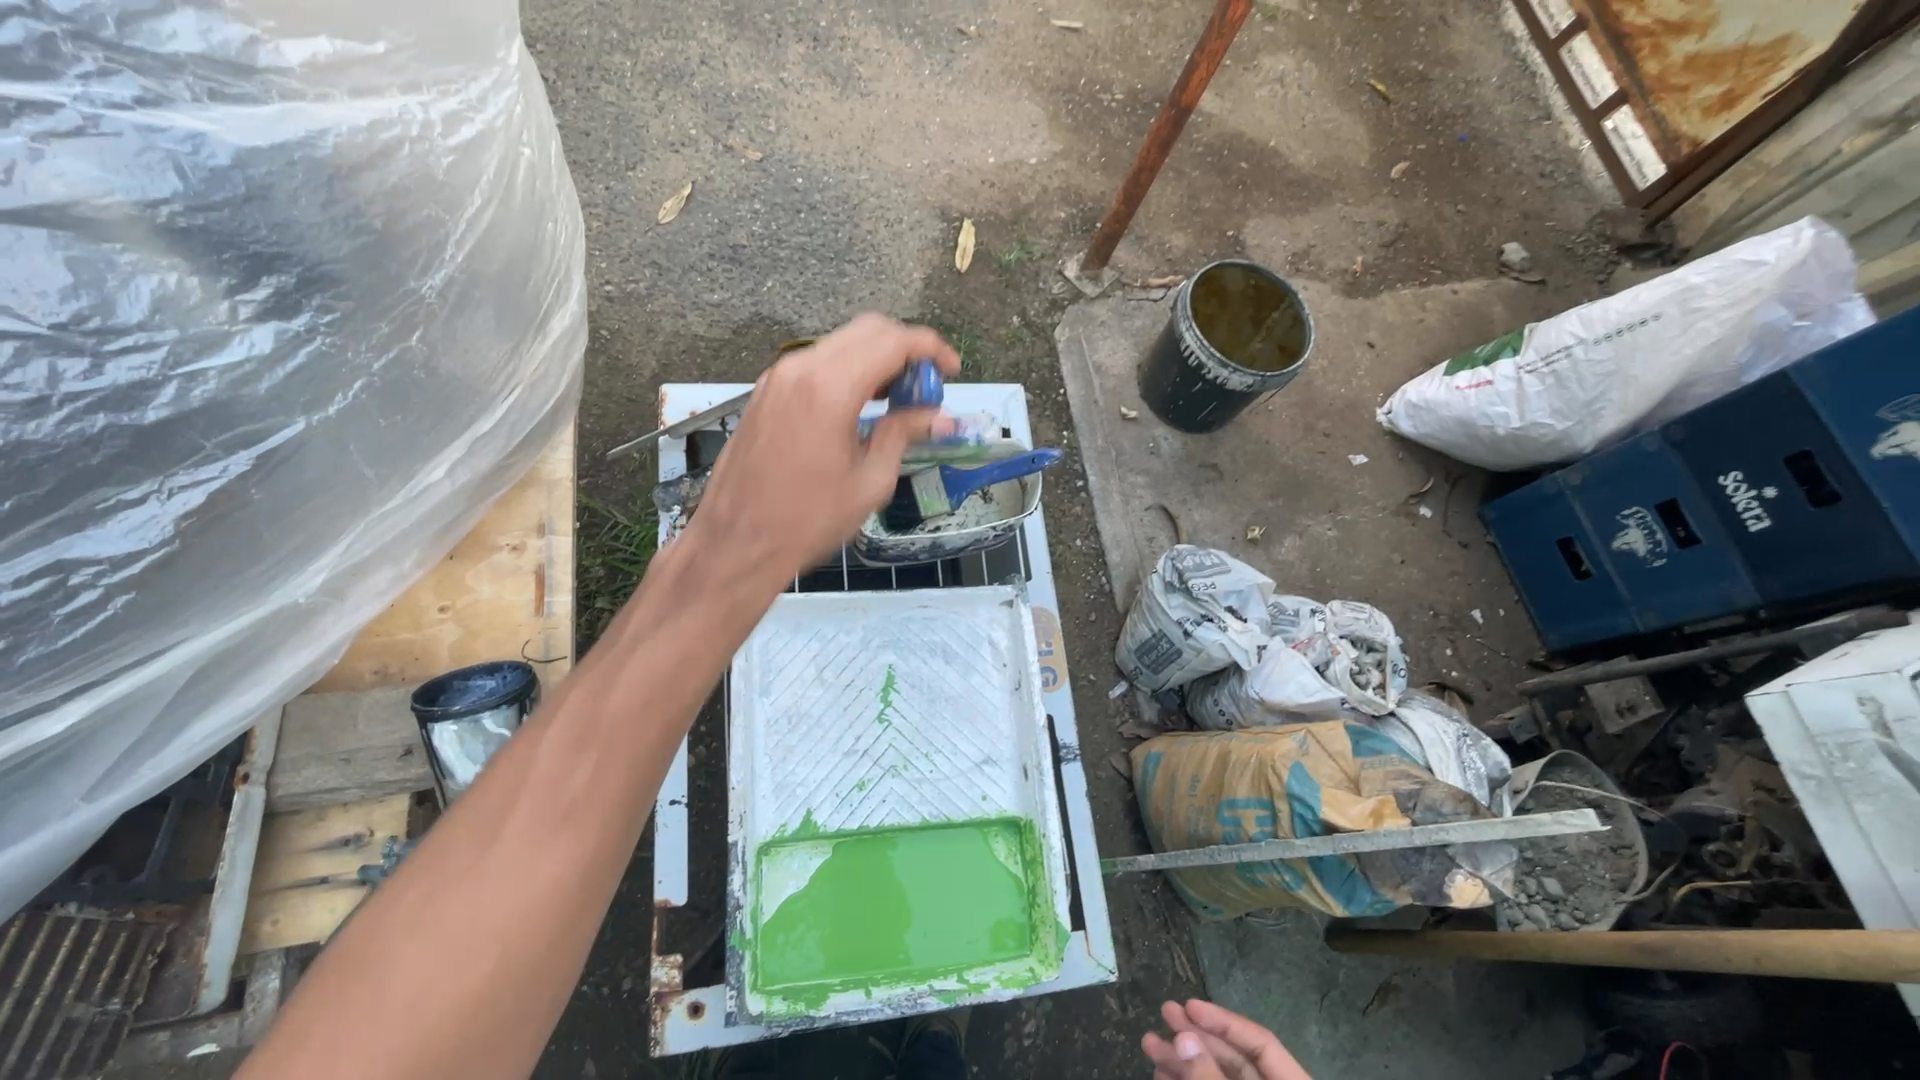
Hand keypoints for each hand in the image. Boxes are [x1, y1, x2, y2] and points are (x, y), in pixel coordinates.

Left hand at [686, 314, 961, 581]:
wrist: (735, 542)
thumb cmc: (808, 521)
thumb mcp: (869, 482)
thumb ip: (903, 436)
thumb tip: (938, 417)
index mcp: (830, 387)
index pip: (893, 341)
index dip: (931, 349)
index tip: (952, 371)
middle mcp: (801, 368)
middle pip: (867, 330)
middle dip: (906, 349)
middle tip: (926, 387)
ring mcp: (777, 378)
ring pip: (840, 344)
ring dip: (876, 360)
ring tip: (899, 400)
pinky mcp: (765, 393)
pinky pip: (816, 364)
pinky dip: (847, 372)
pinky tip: (861, 407)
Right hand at [1140, 1000, 1311, 1079]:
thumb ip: (1211, 1078)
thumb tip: (1184, 1035)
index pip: (1263, 1044)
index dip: (1224, 1022)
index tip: (1188, 1005)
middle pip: (1234, 1060)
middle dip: (1195, 1038)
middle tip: (1163, 1012)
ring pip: (1216, 1078)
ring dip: (1181, 1061)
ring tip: (1149, 1044)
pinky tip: (1160, 1074)